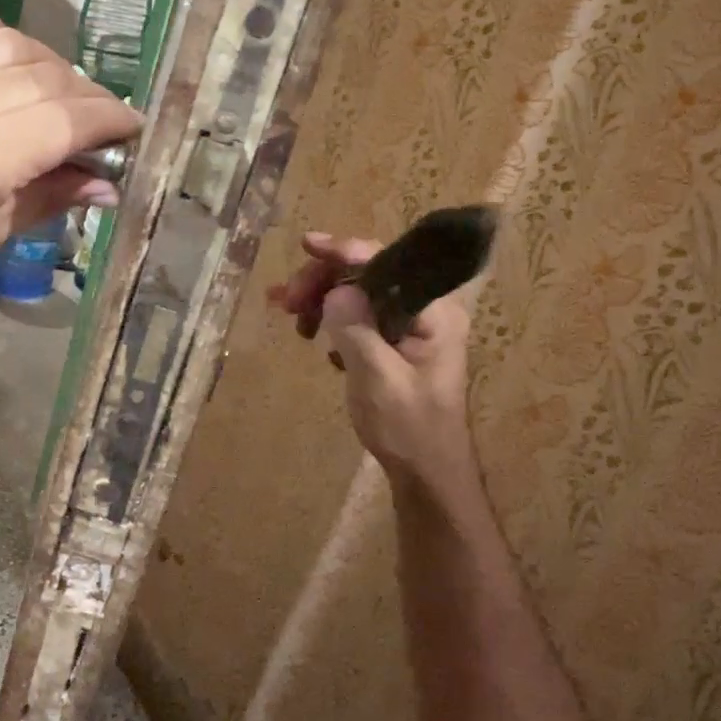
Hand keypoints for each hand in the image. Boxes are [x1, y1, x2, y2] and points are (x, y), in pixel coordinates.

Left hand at [0, 0, 139, 326]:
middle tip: (102, 124)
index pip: (68, 119)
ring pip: (9, 43)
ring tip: (59, 93)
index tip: (133, 130)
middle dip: (89, 97)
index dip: (111, 121)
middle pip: (47, 78)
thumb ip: (49, 197)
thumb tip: (106, 186)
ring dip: (47, 64)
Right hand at [269, 233, 474, 487]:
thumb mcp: (378, 379)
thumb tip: (334, 292)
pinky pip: (360, 317)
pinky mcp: (396, 345)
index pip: (386, 263)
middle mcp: (426, 311)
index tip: (307, 246)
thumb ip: (357, 329)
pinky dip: (333, 320)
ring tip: (294, 320)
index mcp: (433, 312)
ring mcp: (412, 327)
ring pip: (360, 295)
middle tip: (286, 301)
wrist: (426, 474)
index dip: (344, 251)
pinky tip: (316, 339)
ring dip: (323, 300)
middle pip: (368, 275)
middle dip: (325, 281)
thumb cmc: (408, 429)